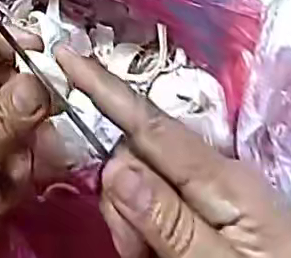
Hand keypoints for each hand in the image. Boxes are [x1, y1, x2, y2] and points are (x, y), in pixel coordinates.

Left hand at [0, 22, 55, 257]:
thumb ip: (1, 118)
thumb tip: (43, 81)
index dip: (1, 38)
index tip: (41, 49)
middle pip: (1, 78)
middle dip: (23, 102)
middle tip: (47, 117)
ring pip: (19, 121)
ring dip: (20, 151)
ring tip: (5, 178)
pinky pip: (22, 159)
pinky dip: (17, 178)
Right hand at [57, 51, 290, 257]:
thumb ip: (173, 222)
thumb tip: (114, 165)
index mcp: (226, 180)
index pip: (150, 122)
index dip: (102, 86)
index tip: (64, 54)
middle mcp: (219, 176)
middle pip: (137, 156)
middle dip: (120, 194)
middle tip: (132, 250)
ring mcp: (220, 198)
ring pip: (142, 182)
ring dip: (131, 219)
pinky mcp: (218, 218)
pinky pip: (161, 205)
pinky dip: (147, 229)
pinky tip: (158, 255)